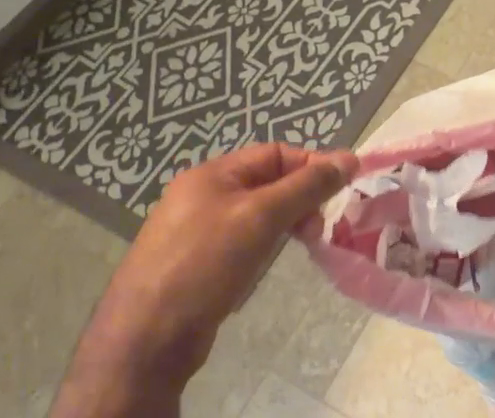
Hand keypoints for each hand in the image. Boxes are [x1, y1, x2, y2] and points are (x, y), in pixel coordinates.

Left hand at [50, 143, 357, 417]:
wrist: (143, 341)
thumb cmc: (205, 265)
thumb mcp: (263, 216)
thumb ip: (308, 185)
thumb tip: (350, 158)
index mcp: (210, 175)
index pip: (275, 154)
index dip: (311, 166)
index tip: (340, 189)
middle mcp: (199, 197)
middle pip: (267, 183)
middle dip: (300, 199)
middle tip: (317, 227)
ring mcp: (192, 233)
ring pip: (255, 214)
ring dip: (284, 225)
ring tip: (299, 247)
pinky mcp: (192, 266)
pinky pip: (239, 242)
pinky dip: (262, 247)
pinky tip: (264, 267)